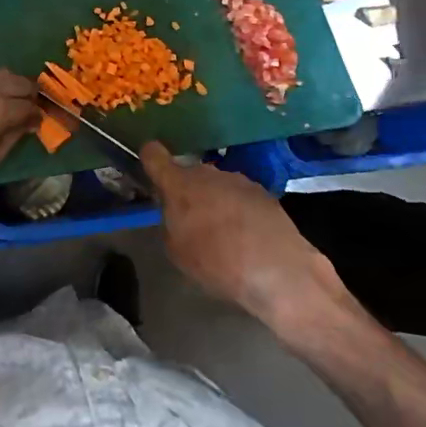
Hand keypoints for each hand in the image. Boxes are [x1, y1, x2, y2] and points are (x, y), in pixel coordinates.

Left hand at [0, 70, 39, 194]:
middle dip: (30, 93)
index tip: (42, 120)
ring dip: (14, 84)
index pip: (28, 104)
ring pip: (1, 74)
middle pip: (18, 82)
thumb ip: (16, 133)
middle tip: (36, 106)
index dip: (38, 113)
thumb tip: (31, 122)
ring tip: (18, 99)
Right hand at [145, 143, 351, 328]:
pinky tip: (247, 237)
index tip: (148, 162)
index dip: (149, 157)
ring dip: (215, 200)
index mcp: (179, 184)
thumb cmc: (216, 262)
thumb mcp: (176, 251)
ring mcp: (239, 180)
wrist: (277, 270)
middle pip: (190, 174)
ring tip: (223, 232)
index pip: (155, 156)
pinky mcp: (265, 193)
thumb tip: (178, 215)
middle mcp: (208, 173)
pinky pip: (241, 197)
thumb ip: (171, 224)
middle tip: (189, 218)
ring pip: (218, 185)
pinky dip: (239, 211)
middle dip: (187, 191)